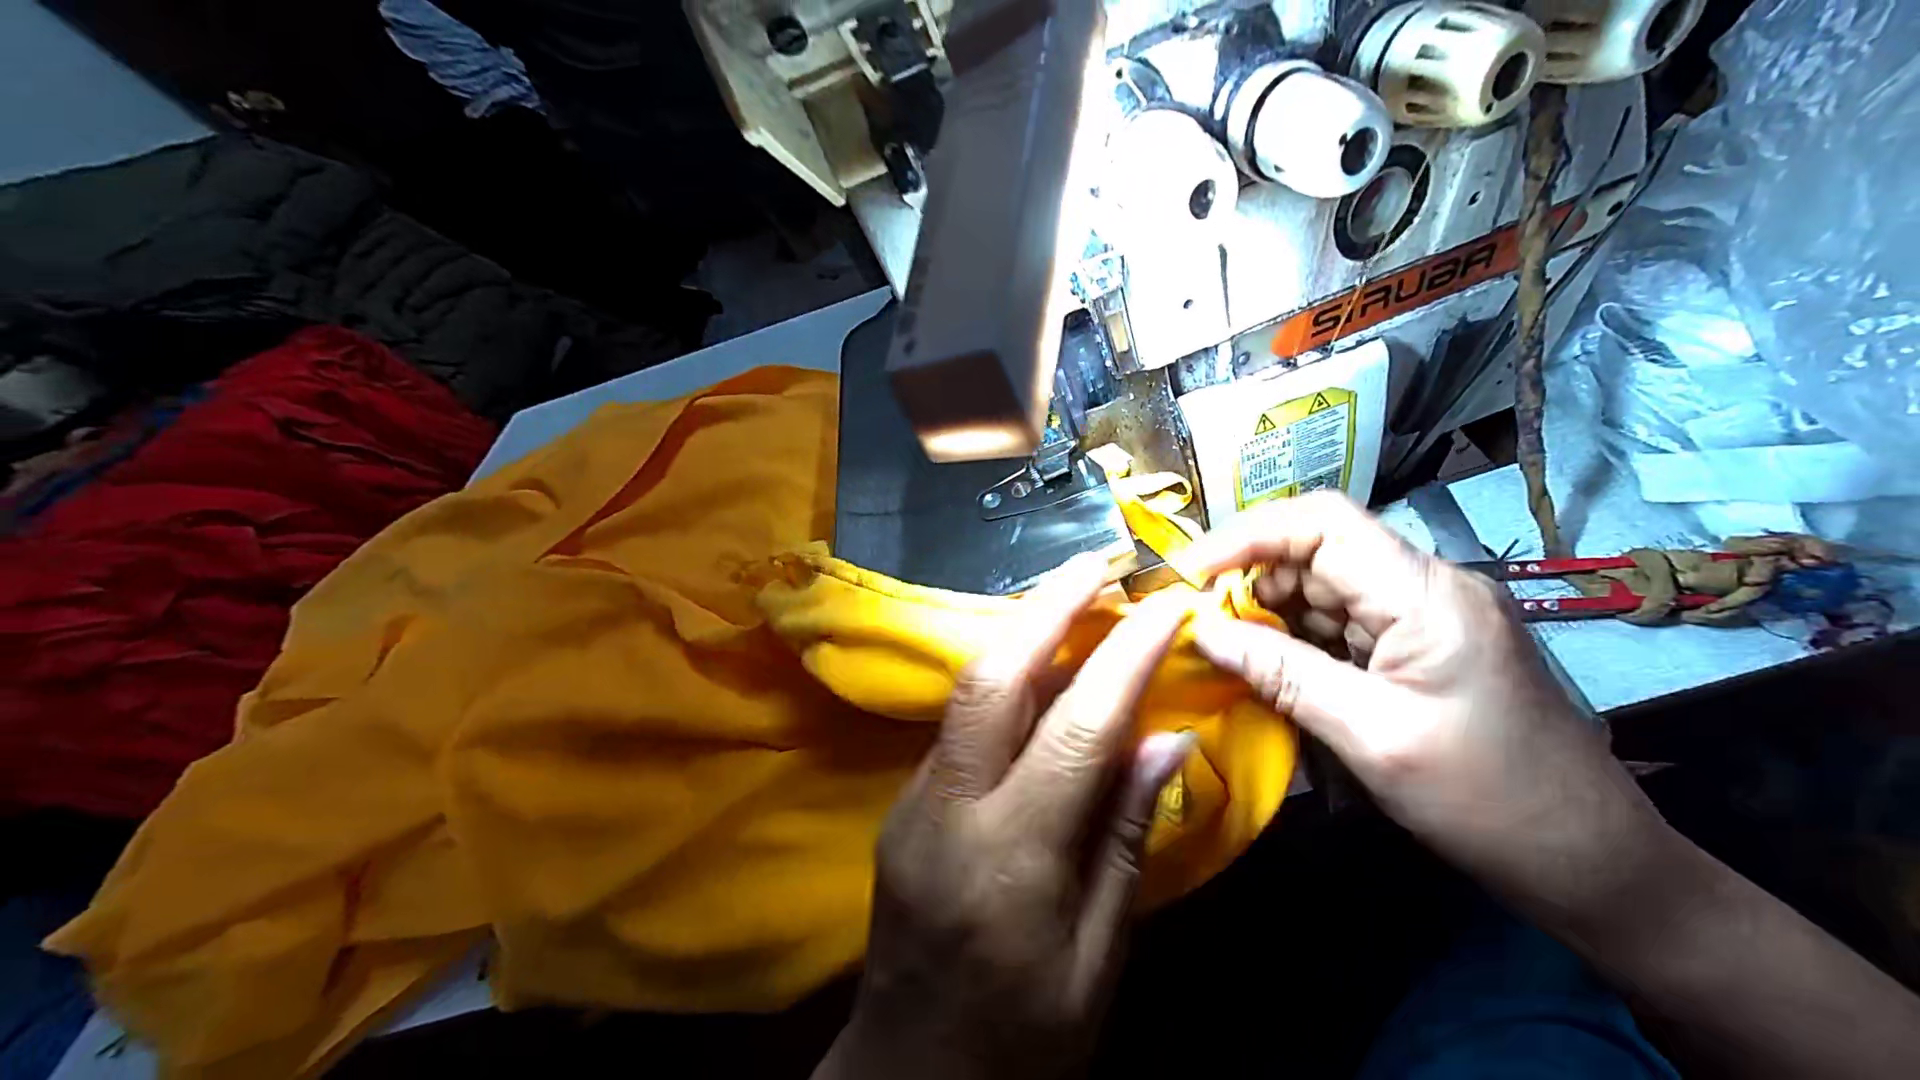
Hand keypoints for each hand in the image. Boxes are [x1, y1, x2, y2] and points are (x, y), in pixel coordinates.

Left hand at [815, 556, 1195, 1079]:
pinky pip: (960, 721)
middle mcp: (949, 808)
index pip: (1074, 730)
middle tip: (1094, 563)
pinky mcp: (904, 801)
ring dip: (1022, 632)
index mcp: (1010, 857)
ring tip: (1073, 594)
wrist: (909, 1069)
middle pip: (992, 679)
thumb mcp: (1097, 959)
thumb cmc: (1023, 1035)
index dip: (1123, 659)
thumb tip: (1164, 741)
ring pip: (967, 689)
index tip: (1165, 609)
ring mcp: (914, 798)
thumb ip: (1124, 840)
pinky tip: (1038, 666)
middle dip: (1044, 609)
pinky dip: (1004, 679)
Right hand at [1171, 492, 1670, 924]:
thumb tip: (1201, 631)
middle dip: (1250, 578)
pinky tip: (1266, 663)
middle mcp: (1426, 586)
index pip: (1322, 522)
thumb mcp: (1370, 735)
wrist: (1590, 863)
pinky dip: (1296, 636)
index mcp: (1426, 594)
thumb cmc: (1487, 800)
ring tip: (1222, 645)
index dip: (1247, 535)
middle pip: (1317, 549)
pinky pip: (1341, 620)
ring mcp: (1425, 614)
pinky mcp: (1419, 643)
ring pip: (1323, 585)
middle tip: (1198, 621)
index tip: (1190, 574)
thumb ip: (1280, 673)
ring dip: (1268, 609)